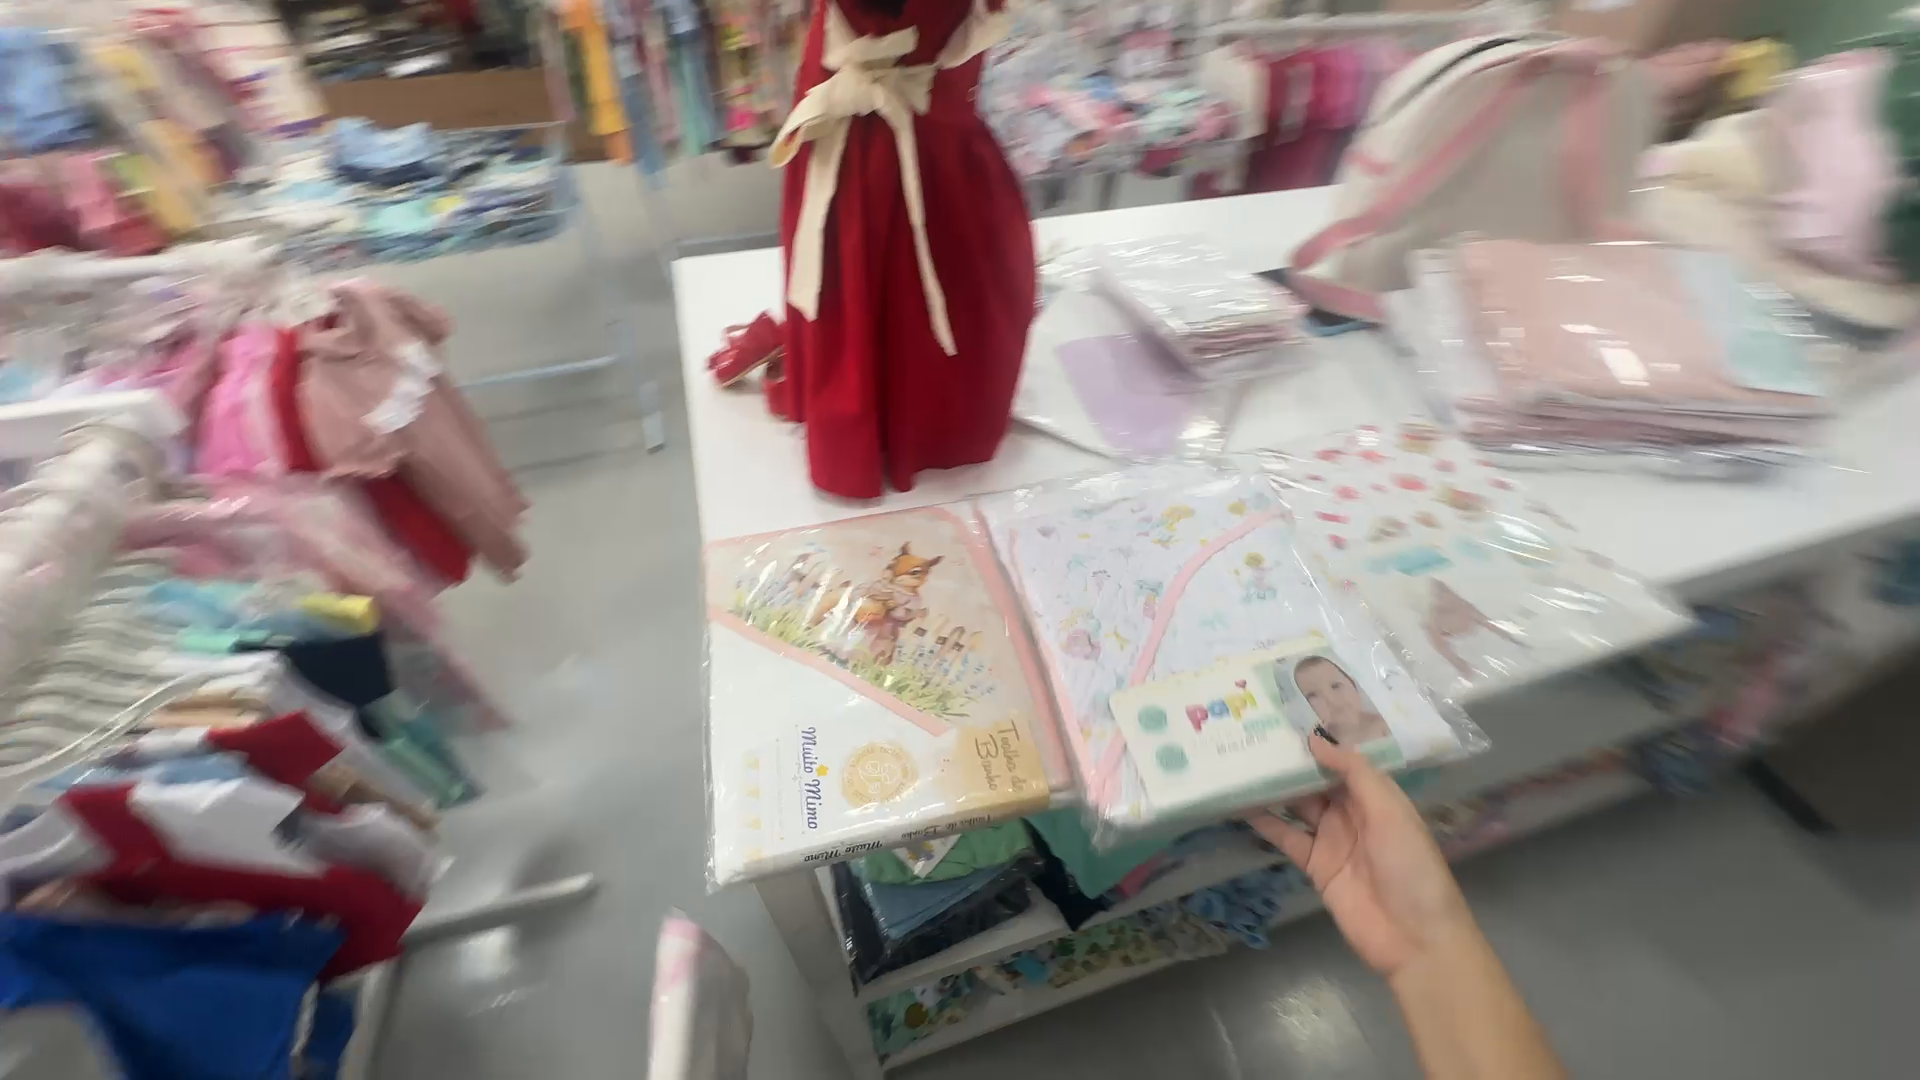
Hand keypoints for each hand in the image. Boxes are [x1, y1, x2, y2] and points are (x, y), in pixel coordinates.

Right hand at [1247, 731, 1476, 977]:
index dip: (1318, 742)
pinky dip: (1264, 821)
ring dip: (1272, 788)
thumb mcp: (1391, 813)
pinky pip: (1285, 836)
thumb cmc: (1411, 868)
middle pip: (1314, 781)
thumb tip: (1314, 740)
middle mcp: (1351, 813)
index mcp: (1376, 798)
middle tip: (1252, 735)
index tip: (1285, 719)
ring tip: (1240, 763)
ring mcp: (1331, 839)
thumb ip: (1354, 773)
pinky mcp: (1313, 864)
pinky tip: (1240, 804)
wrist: (1415, 941)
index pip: (1342, 762)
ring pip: (1296, 805)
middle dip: (1289, 762)